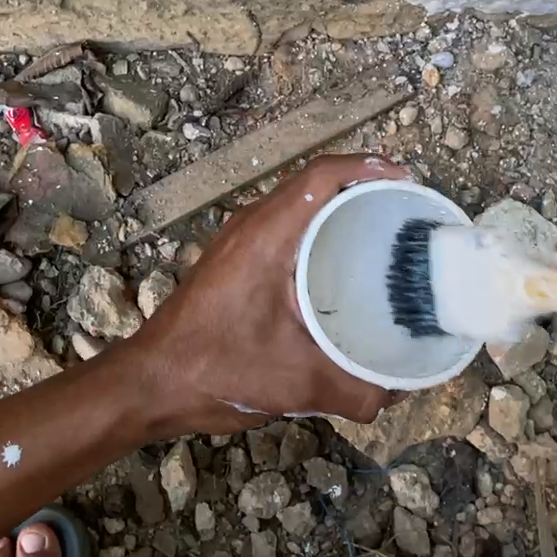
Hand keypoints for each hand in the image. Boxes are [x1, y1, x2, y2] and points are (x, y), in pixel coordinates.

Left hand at [120, 154, 405, 435]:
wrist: (150, 381)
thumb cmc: (218, 368)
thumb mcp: (297, 382)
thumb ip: (356, 390)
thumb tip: (398, 391)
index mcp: (268, 234)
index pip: (321, 175)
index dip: (367, 166)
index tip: (405, 179)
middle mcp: (252, 223)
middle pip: (312, 182)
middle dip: (361, 183)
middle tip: (403, 207)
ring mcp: (238, 237)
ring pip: (296, 201)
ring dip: (336, 203)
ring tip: (379, 228)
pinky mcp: (233, 256)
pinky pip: (283, 223)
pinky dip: (315, 226)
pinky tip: (336, 261)